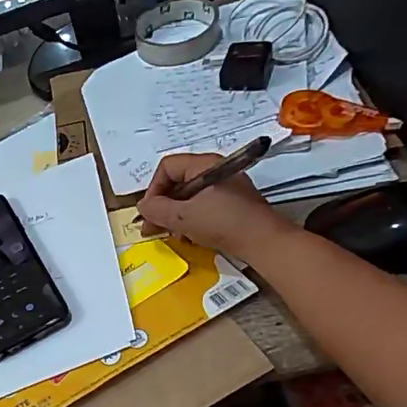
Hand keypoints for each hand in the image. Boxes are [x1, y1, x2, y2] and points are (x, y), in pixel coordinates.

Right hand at [137, 153, 295, 261]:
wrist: (264, 242)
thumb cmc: (223, 223)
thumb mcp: (183, 217)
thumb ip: (157, 210)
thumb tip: (143, 206)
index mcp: (204, 165)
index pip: (167, 167)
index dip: (153, 189)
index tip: (150, 212)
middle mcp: (215, 170)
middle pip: (178, 181)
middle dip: (163, 205)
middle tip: (154, 227)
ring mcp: (227, 186)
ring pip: (190, 195)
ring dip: (176, 214)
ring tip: (173, 234)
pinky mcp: (233, 203)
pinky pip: (204, 204)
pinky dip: (192, 218)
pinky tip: (190, 236)